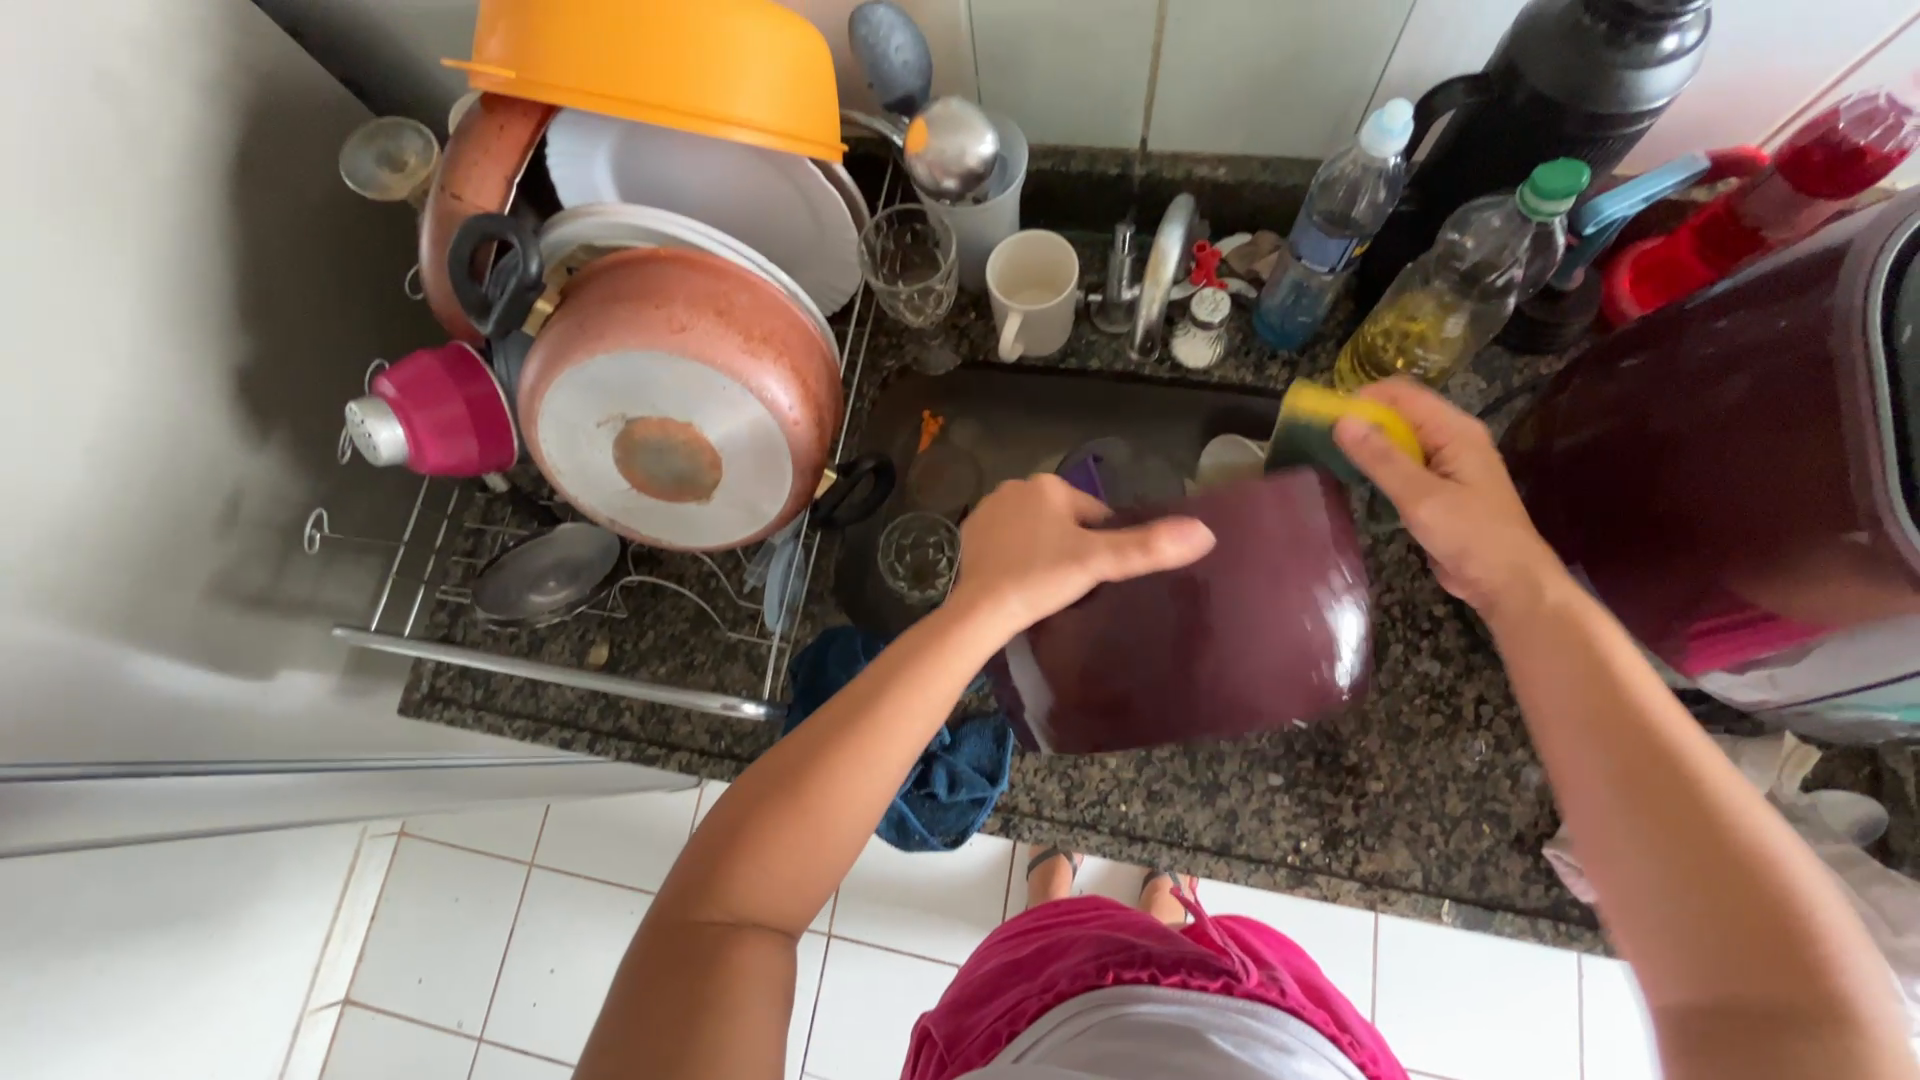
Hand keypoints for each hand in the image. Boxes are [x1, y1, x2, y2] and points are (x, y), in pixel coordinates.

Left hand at [947, 474, 1215, 634]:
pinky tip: (1017, 580)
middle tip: (1068, 582)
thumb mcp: (1100, 563)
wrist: (983, 607)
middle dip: (1070, 545)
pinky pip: (1006, 540)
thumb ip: (1149, 547)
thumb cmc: (1042, 578)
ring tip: (1043, 584)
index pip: (1092, 514)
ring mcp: (988, 508)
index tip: (1093, 574)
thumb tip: (1205, 532)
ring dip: (1043, 550)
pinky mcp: (969, 531)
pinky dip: (1015, 555)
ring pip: (1034, 529)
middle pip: (1063, 519)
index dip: (1100, 545)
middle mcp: (1016, 486)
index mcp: (1049, 485)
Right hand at [1332, 378, 1566, 620]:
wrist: (1507, 582)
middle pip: (1399, 414)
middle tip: (1323, 442)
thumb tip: (1342, 421)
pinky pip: (1402, 465)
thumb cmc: (1470, 536)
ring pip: (1399, 441)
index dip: (1363, 399)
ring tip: (1333, 460)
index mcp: (1455, 431)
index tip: (1325, 420)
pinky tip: (1359, 482)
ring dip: (1368, 446)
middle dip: (1362, 422)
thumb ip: (1381, 458)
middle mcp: (1452, 439)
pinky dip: (1379, 468)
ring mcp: (1446, 464)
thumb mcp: (1420, 497)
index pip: (1402, 394)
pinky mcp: (1438, 488)